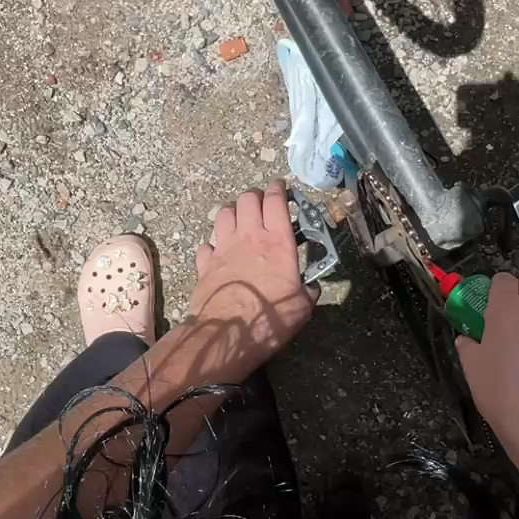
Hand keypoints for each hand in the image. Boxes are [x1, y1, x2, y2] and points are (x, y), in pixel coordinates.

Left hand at [186, 179, 313, 373]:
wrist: (227, 332)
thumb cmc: (270, 318)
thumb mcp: (302, 307)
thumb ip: (308, 292)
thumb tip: (312, 289)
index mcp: (277, 242)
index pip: (276, 201)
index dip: (279, 188)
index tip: (282, 186)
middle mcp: (249, 237)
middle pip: (248, 199)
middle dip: (256, 195)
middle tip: (262, 201)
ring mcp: (224, 248)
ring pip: (224, 213)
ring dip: (233, 210)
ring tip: (239, 216)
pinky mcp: (205, 264)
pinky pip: (206, 245)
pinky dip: (212, 244)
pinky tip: (217, 251)